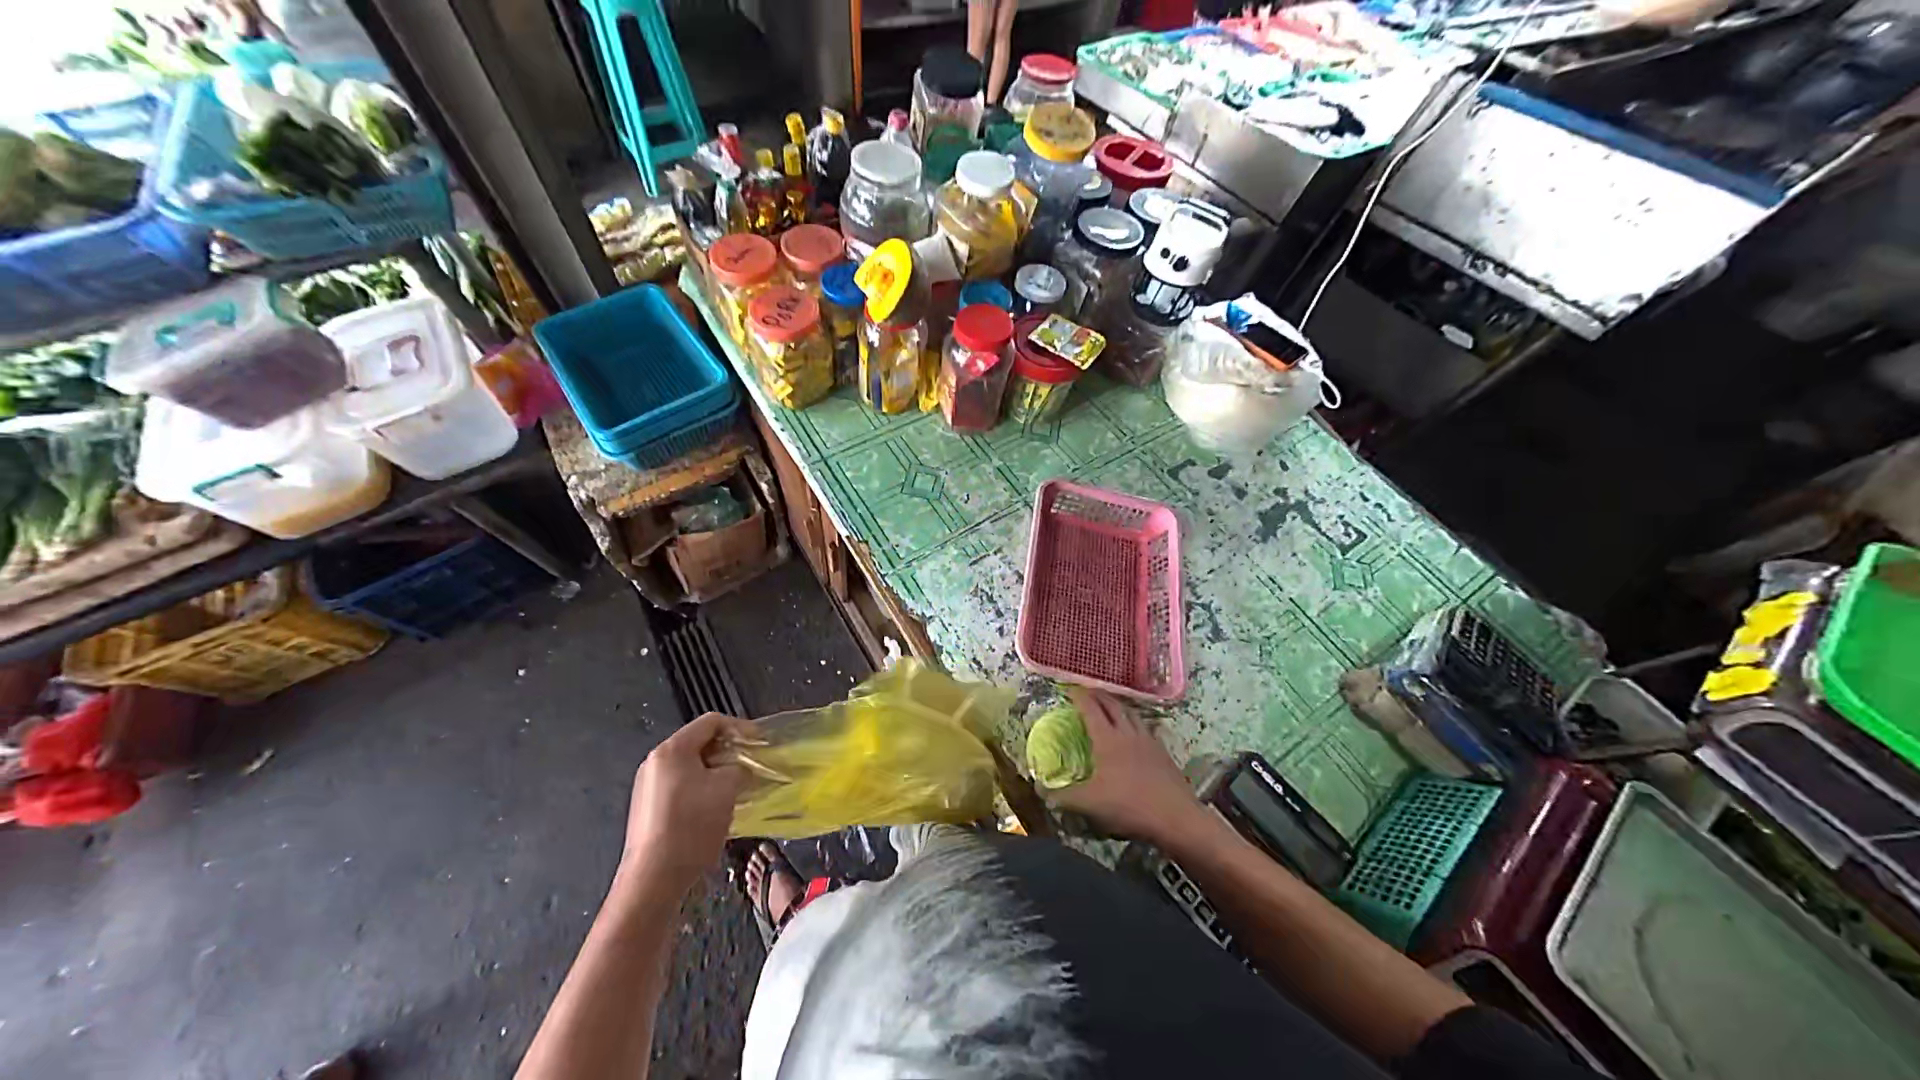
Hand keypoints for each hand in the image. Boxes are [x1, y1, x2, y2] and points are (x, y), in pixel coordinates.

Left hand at [618, 712, 753, 894]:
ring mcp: (648, 786)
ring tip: (737, 787)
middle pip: (699, 743)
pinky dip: (701, 788)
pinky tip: (715, 808)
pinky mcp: (648, 808)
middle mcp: (655, 762)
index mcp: (672, 750)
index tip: (759, 742)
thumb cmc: (692, 825)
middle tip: (750, 764)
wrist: (654, 877)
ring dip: (716, 771)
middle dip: (728, 751)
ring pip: (690, 766)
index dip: (740, 727)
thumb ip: (739, 767)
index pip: (711, 722)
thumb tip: (740, 768)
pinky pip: (680, 786)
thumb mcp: (728, 788)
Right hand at [1047, 687, 1210, 847]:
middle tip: (1088, 692)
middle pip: (1113, 705)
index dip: (1079, 697)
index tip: (1069, 689)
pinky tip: (1137, 732)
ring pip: (1132, 714)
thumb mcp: (1089, 803)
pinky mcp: (1163, 753)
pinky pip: (1147, 729)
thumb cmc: (1129, 805)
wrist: (1176, 817)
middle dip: (1099, 695)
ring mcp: (1149, 741)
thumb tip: (1040, 792)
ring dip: (1119, 706)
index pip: (1090, 709)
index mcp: (1107, 739)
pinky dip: (1136, 724)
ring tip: (1111, 705)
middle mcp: (1128, 733)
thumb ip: (1063, 797)